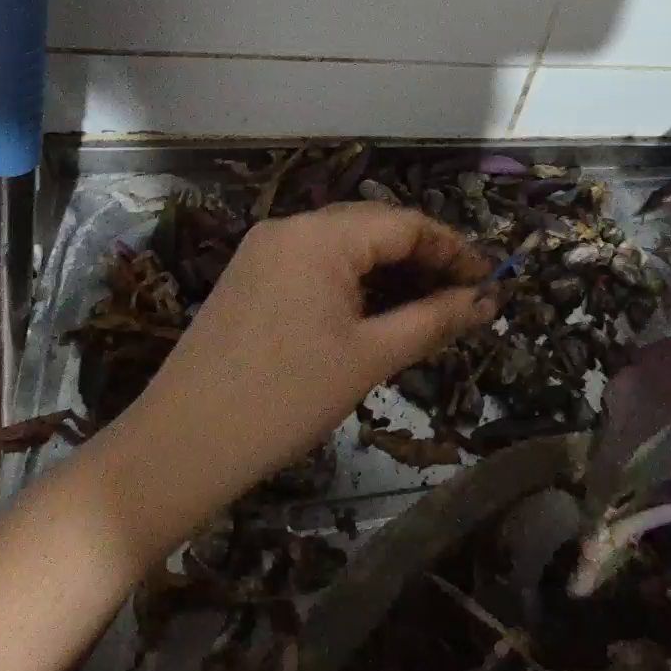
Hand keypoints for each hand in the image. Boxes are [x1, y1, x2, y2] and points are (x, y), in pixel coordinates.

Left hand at [124, 202, 495, 488]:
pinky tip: (377, 314)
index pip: (405, 223)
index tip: (490, 281)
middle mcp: (290, 228)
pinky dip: (354, 284)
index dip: (454, 250)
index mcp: (320, 235)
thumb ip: (433, 320)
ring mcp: (264, 252)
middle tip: (465, 298)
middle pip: (375, 228)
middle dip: (424, 259)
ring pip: (346, 247)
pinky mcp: (251, 279)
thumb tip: (489, 301)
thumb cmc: (285, 398)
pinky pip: (316, 266)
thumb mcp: (369, 358)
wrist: (180, 446)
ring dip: (391, 273)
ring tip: (429, 309)